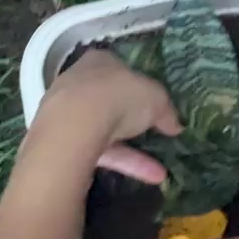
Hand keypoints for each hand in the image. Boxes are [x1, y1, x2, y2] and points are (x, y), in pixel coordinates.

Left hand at [32, 50, 180, 183]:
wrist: (74, 127)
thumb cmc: (118, 96)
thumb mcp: (156, 99)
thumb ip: (166, 110)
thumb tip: (175, 125)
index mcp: (100, 61)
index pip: (119, 69)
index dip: (138, 85)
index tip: (153, 103)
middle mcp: (79, 82)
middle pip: (109, 100)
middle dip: (132, 121)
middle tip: (154, 134)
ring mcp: (67, 113)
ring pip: (104, 131)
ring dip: (134, 152)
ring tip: (162, 172)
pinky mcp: (63, 143)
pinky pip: (100, 152)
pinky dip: (125, 164)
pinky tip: (151, 177)